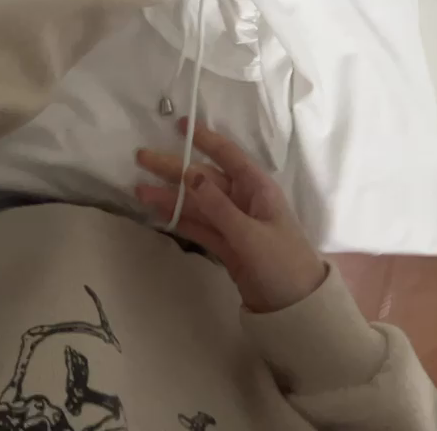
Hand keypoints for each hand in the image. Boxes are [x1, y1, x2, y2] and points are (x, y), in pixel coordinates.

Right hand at [136, 119, 327, 312]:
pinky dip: (178, 219)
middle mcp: (243, 199)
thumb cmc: (282, 264)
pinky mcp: (225, 244)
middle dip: (174, 168)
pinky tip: (157, 213)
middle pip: (204, 178)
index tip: (179, 125)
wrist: (298, 311)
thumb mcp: (251, 235)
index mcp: (257, 188)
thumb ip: (218, 206)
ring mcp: (233, 222)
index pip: (227, 155)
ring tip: (138, 190)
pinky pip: (198, 225)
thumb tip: (189, 174)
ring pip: (196, 203)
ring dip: (169, 196)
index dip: (203, 139)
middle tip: (141, 157)